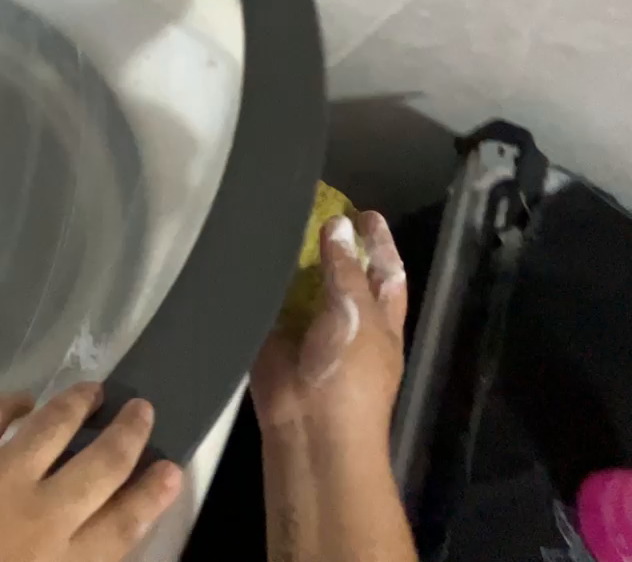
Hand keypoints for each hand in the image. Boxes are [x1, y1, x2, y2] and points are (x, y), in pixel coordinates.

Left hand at [0, 383, 183, 561]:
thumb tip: (84, 541)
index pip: (122, 526)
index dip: (151, 495)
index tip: (171, 467)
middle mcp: (38, 516)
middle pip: (99, 466)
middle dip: (127, 434)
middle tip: (141, 407)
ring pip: (53, 426)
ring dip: (76, 403)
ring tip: (93, 388)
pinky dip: (11, 402)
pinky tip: (21, 399)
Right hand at [251, 211, 416, 561]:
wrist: (308, 426)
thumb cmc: (350, 375)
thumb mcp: (358, 318)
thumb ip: (346, 271)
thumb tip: (338, 225)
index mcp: (379, 319)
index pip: (386, 273)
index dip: (379, 243)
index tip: (366, 212)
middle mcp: (345, 319)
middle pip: (341, 273)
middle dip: (330, 243)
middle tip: (309, 204)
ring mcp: (306, 326)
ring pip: (301, 282)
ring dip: (290, 256)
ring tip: (273, 217)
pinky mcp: (271, 332)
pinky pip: (266, 298)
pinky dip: (259, 278)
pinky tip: (245, 249)